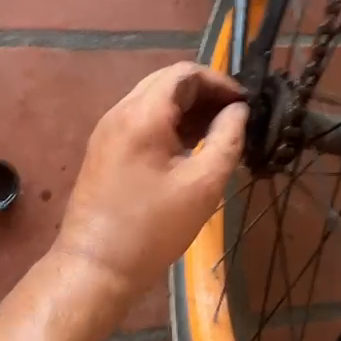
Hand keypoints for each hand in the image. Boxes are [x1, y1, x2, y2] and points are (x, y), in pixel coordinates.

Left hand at [54, 63, 248, 297]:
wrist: (95, 267)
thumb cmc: (152, 227)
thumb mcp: (202, 184)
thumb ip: (226, 139)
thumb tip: (239, 110)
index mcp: (142, 114)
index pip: (184, 73)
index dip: (219, 81)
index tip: (245, 104)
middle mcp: (120, 112)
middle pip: (167, 82)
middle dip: (205, 93)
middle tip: (235, 117)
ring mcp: (108, 130)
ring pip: (154, 100)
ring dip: (188, 109)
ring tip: (219, 133)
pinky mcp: (105, 149)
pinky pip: (142, 120)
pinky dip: (170, 124)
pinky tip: (190, 148)